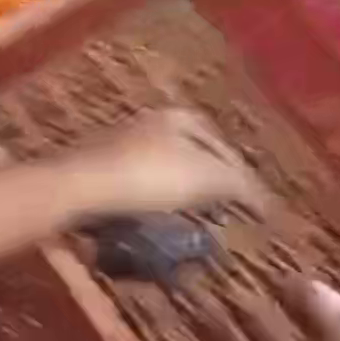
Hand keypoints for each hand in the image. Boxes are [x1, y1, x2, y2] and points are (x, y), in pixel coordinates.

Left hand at [62, 110, 267, 218]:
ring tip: (180, 223)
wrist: (77, 187)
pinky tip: (141, 222)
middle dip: (200, 187)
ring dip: (166, 198)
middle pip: (183, 158)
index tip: (250, 205)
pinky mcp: (83, 173)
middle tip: (214, 215)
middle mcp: (141, 125)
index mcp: (177, 117)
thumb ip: (241, 186)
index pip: (221, 146)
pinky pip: (120, 191)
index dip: (240, 177)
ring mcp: (108, 148)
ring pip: (149, 175)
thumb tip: (262, 202)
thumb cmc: (149, 174)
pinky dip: (135, 206)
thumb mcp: (211, 178)